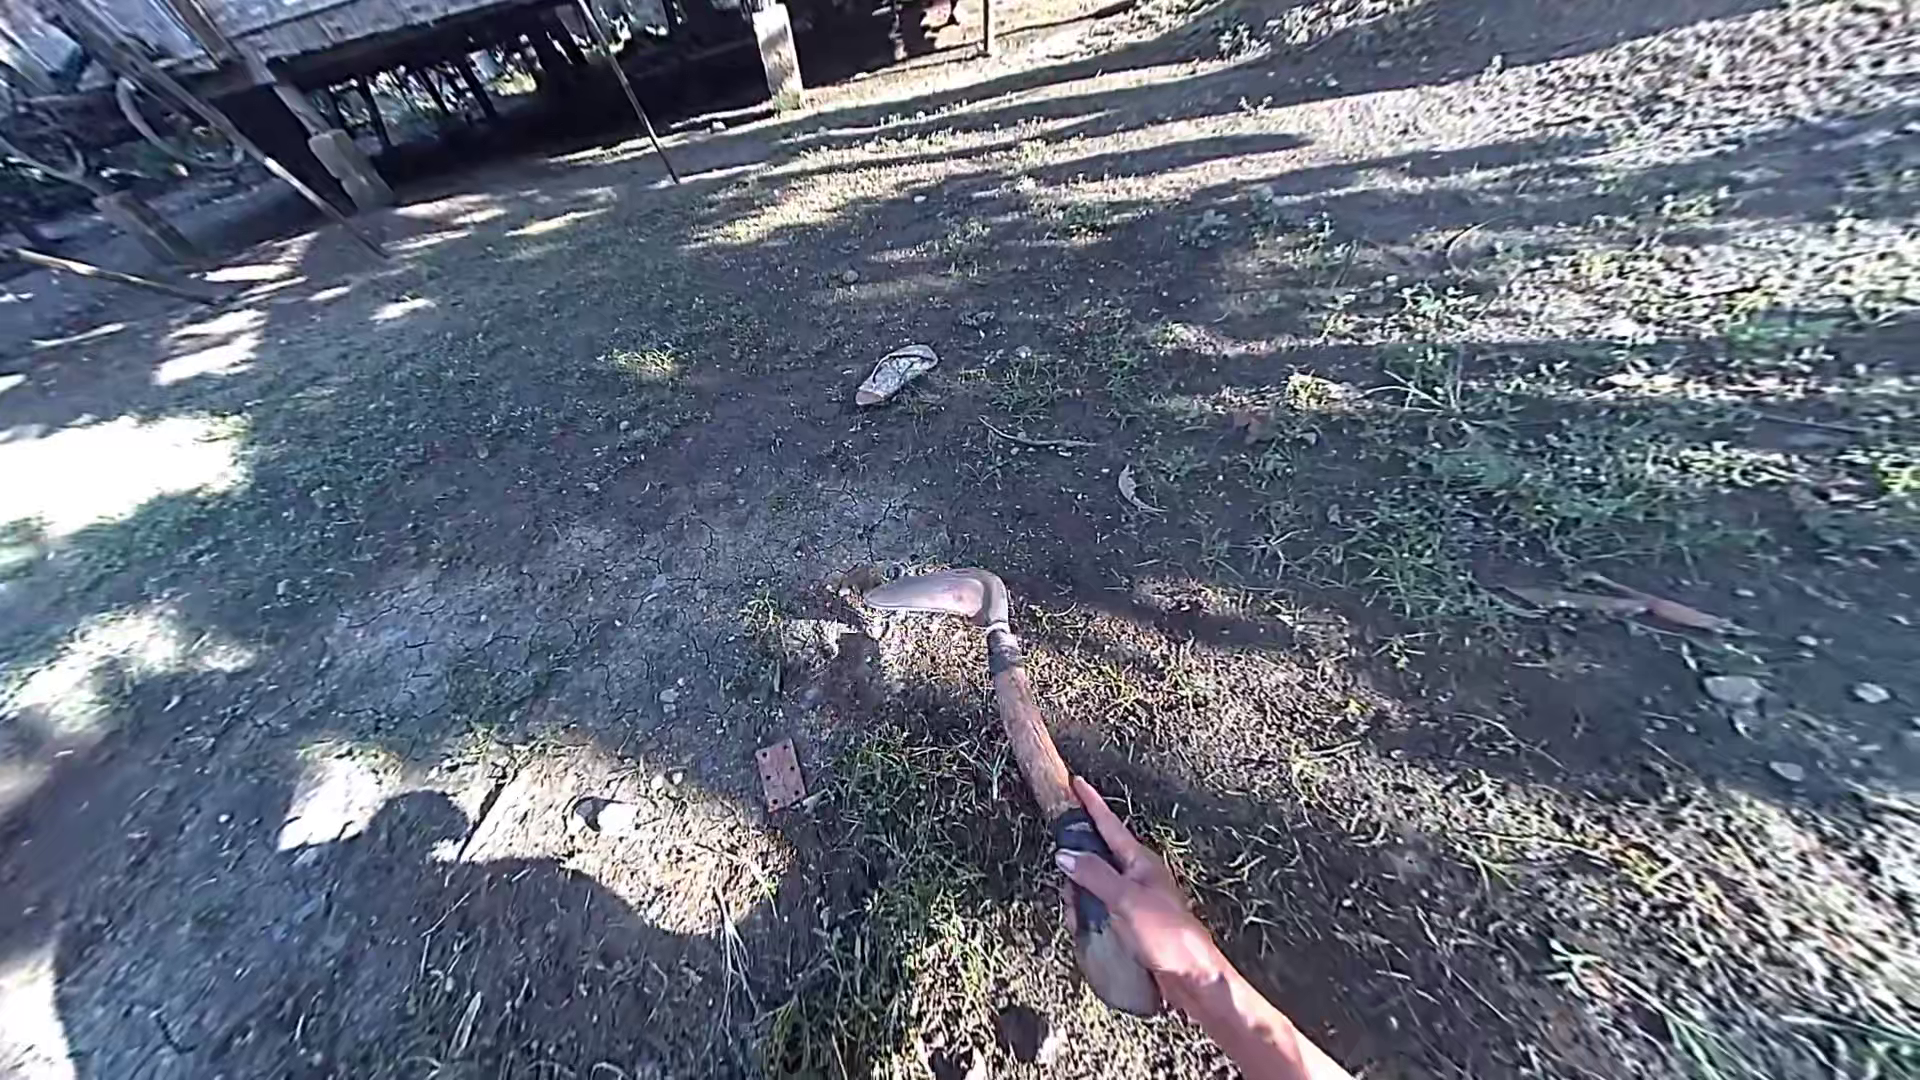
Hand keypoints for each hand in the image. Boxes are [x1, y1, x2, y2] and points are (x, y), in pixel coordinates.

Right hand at [1055, 776, 1228, 1010]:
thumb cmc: (1166, 934)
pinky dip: (1087, 915)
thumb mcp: (1126, 900)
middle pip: (1094, 855)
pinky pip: (1099, 907)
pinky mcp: (1130, 920)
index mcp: (1137, 859)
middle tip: (1065, 884)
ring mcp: (1132, 896)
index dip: (1091, 801)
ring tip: (1077, 917)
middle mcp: (1134, 873)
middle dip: (1075, 866)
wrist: (1194, 979)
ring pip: (1092, 884)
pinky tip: (1085, 931)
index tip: (1076, 780)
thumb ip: (1093, 874)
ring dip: (1079, 898)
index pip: (1108, 823)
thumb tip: (1064, 854)